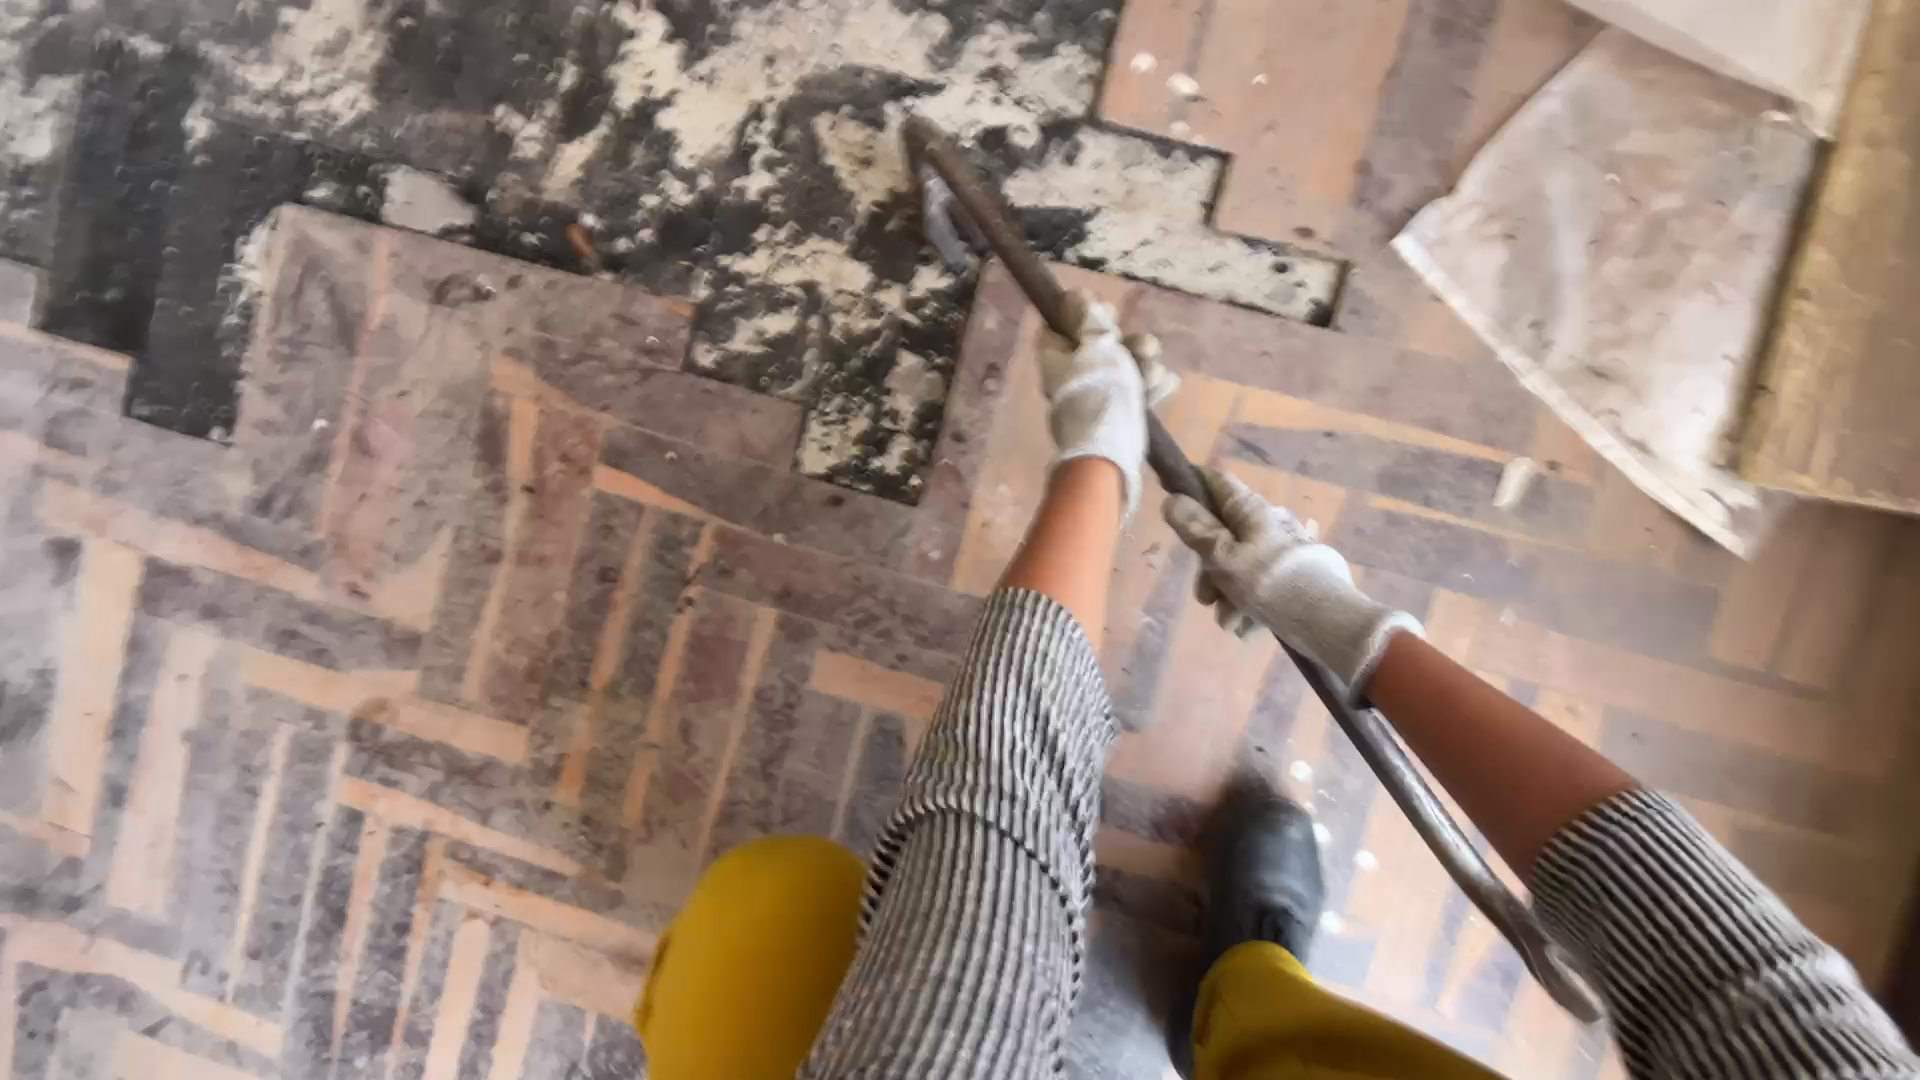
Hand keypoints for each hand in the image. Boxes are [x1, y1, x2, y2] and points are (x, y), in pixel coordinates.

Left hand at [1036, 294, 1178, 521]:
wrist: (1111, 455)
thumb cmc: (1097, 397)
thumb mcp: (1093, 350)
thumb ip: (1089, 322)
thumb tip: (1076, 298)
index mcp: (1057, 358)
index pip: (1059, 324)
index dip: (1082, 313)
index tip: (1103, 314)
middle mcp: (1075, 375)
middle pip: (1101, 341)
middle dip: (1126, 341)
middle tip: (1133, 348)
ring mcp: (1099, 395)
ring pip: (1128, 363)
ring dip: (1144, 365)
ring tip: (1148, 377)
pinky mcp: (1122, 413)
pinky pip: (1142, 388)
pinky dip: (1153, 388)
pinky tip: (1158, 390)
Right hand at [1163, 468, 1421, 703]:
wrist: (1328, 621)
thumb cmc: (1268, 583)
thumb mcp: (1221, 556)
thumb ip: (1194, 529)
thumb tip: (1172, 499)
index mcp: (1251, 510)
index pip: (1216, 482)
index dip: (1192, 486)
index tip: (1173, 503)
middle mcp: (1268, 523)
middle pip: (1223, 534)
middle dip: (1208, 569)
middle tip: (1205, 597)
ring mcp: (1283, 550)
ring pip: (1238, 565)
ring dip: (1226, 595)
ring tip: (1229, 621)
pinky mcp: (1296, 576)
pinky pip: (1260, 585)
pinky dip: (1248, 604)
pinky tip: (1247, 626)